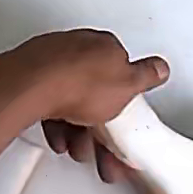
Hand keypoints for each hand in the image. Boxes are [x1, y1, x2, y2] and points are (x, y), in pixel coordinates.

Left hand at [0, 30, 167, 182]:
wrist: (32, 86)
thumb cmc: (76, 82)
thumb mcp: (127, 85)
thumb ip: (147, 75)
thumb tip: (160, 67)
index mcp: (105, 45)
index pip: (121, 72)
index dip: (122, 101)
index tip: (121, 122)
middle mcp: (78, 47)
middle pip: (94, 90)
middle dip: (97, 123)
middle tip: (98, 145)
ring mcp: (54, 59)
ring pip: (70, 98)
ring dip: (76, 128)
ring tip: (76, 147)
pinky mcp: (33, 74)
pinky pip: (49, 101)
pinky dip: (55, 121)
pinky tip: (58, 137)